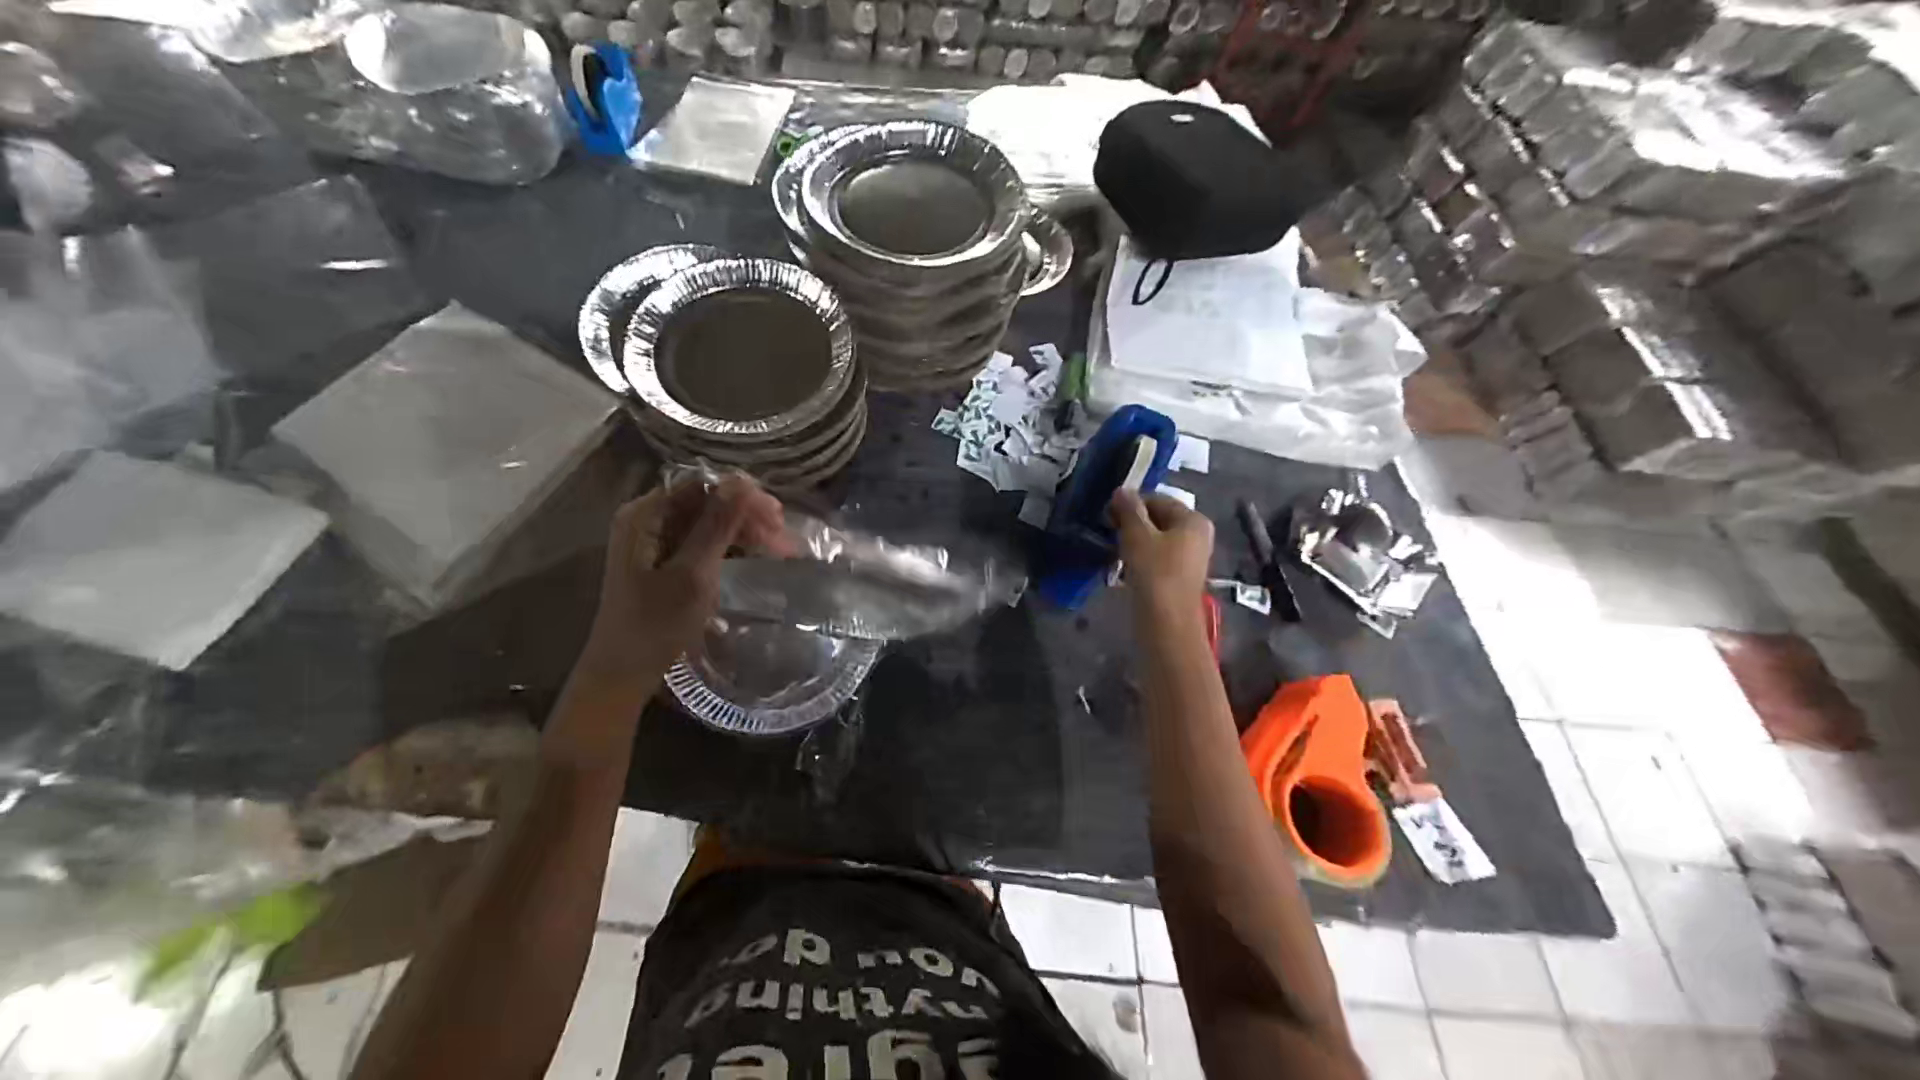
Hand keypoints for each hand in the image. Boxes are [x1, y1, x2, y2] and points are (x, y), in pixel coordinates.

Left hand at [577, 474, 787, 682]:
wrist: (623, 673)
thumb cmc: (656, 624)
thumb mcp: (694, 573)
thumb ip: (717, 524)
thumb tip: (742, 480)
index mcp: (645, 514)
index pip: (702, 485)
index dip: (743, 495)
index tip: (778, 518)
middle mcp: (646, 519)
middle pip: (706, 501)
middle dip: (747, 514)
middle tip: (784, 538)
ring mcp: (653, 540)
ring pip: (708, 521)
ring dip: (743, 530)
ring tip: (778, 550)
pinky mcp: (661, 561)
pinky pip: (701, 541)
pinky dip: (729, 546)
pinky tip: (753, 556)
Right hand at [1111, 489, 1213, 623]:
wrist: (1167, 622)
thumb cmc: (1155, 573)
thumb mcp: (1137, 536)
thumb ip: (1129, 510)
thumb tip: (1121, 490)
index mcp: (1193, 520)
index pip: (1157, 499)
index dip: (1130, 504)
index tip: (1107, 515)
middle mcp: (1197, 535)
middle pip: (1158, 520)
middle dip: (1131, 524)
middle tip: (1108, 532)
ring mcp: (1190, 558)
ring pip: (1156, 540)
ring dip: (1133, 542)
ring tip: (1113, 550)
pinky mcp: (1179, 577)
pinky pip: (1157, 558)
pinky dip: (1140, 558)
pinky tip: (1123, 568)